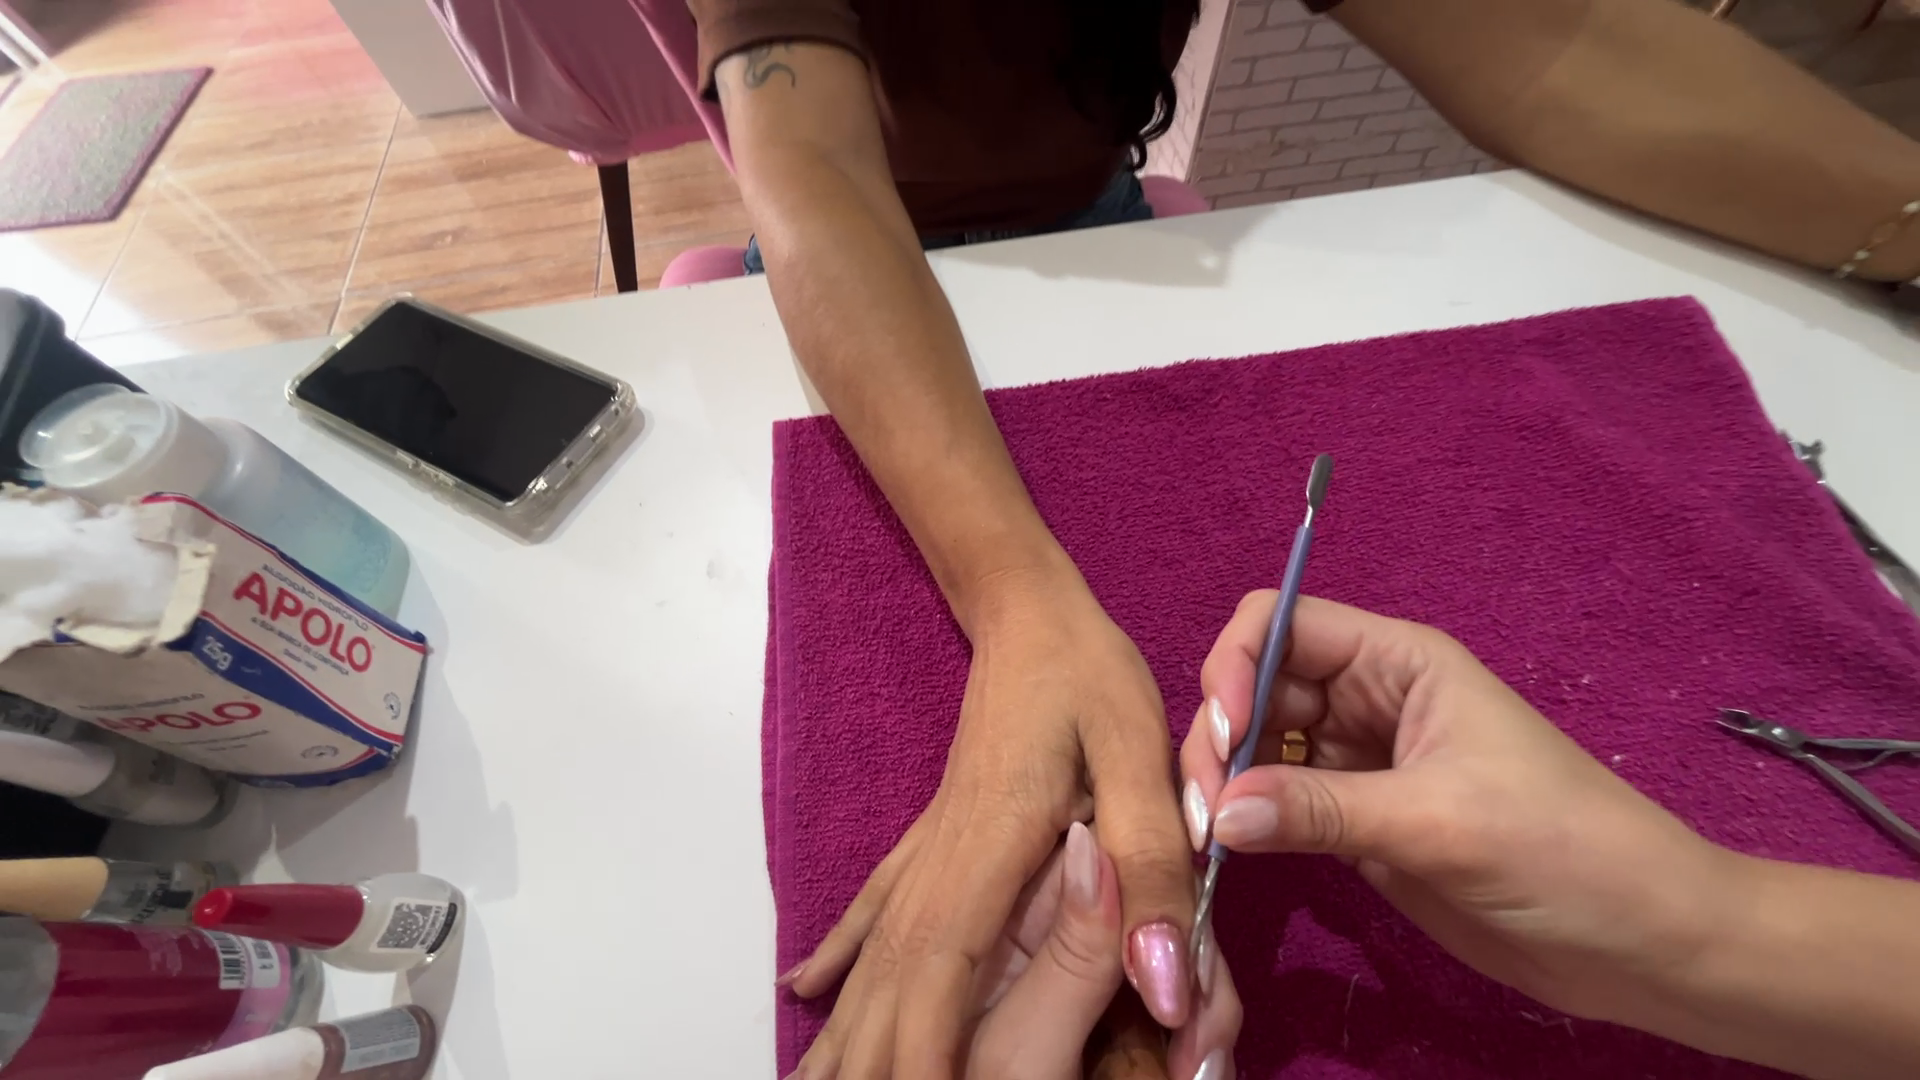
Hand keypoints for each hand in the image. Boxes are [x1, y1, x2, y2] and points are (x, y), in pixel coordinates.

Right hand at [786, 576, 1206, 1076]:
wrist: (1029, 613)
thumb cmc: (1085, 672)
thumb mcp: (1138, 751)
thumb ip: (1148, 861)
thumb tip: (1165, 984)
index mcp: (993, 838)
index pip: (944, 966)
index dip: (923, 1053)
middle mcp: (945, 852)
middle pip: (897, 973)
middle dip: (874, 1060)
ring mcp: (932, 841)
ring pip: (876, 947)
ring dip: (849, 1025)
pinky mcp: (938, 830)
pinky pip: (877, 904)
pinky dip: (840, 953)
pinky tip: (805, 984)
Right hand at [1179, 593, 1731, 1027]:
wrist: (1653, 950)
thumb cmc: (1567, 852)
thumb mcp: (1441, 821)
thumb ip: (1321, 810)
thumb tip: (1219, 813)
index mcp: (1392, 661)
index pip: (1281, 624)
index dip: (1238, 661)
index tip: (1225, 729)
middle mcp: (1360, 697)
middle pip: (1253, 686)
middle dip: (1219, 733)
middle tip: (1204, 807)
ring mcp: (1350, 757)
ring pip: (1254, 743)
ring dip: (1223, 777)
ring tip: (1210, 832)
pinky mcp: (1346, 813)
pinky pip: (1272, 797)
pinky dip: (1243, 814)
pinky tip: (1228, 844)